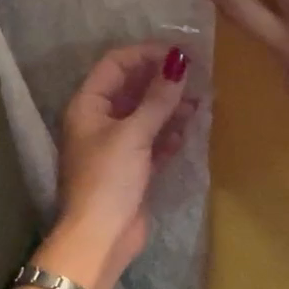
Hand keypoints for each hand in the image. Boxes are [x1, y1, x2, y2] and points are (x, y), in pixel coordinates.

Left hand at [50, 43, 194, 288]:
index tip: (180, 53)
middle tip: (197, 75)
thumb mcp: (133, 135)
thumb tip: (179, 63)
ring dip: (171, 107)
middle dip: (162, 81)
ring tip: (200, 101)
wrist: (101, 236)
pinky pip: (154, 142)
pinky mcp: (134, 170)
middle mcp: (100, 121)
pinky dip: (170, 133)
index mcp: (88, 106)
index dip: (146, 54)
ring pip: (147, 116)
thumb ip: (157, 99)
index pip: (116, 65)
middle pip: (133, 89)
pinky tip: (189, 127)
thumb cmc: (109, 180)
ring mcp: (118, 147)